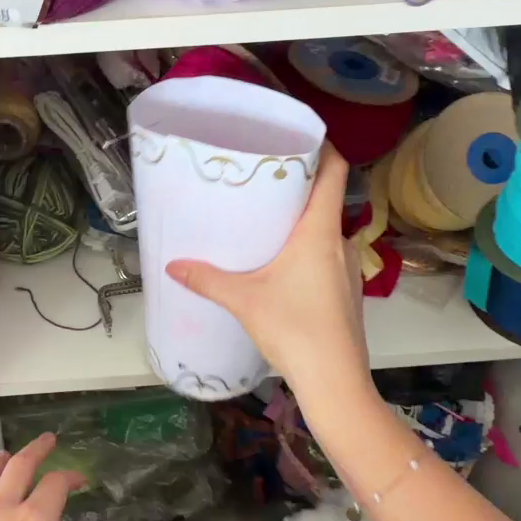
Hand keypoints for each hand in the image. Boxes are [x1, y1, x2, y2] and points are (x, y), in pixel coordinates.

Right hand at [165, 144, 370, 390]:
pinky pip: (326, 257)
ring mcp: (348, 269)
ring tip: (266, 226)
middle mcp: (341, 243)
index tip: (297, 140)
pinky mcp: (346, 293)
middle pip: (327, 201)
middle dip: (297, 189)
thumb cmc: (294, 328)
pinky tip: (280, 268)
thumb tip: (171, 266)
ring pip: (326, 232)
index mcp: (320, 231)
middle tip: (262, 185)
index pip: (336, 171)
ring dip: (301, 224)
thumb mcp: (243, 300)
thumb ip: (207, 280)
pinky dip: (306, 252)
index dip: (324, 148)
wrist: (334, 379)